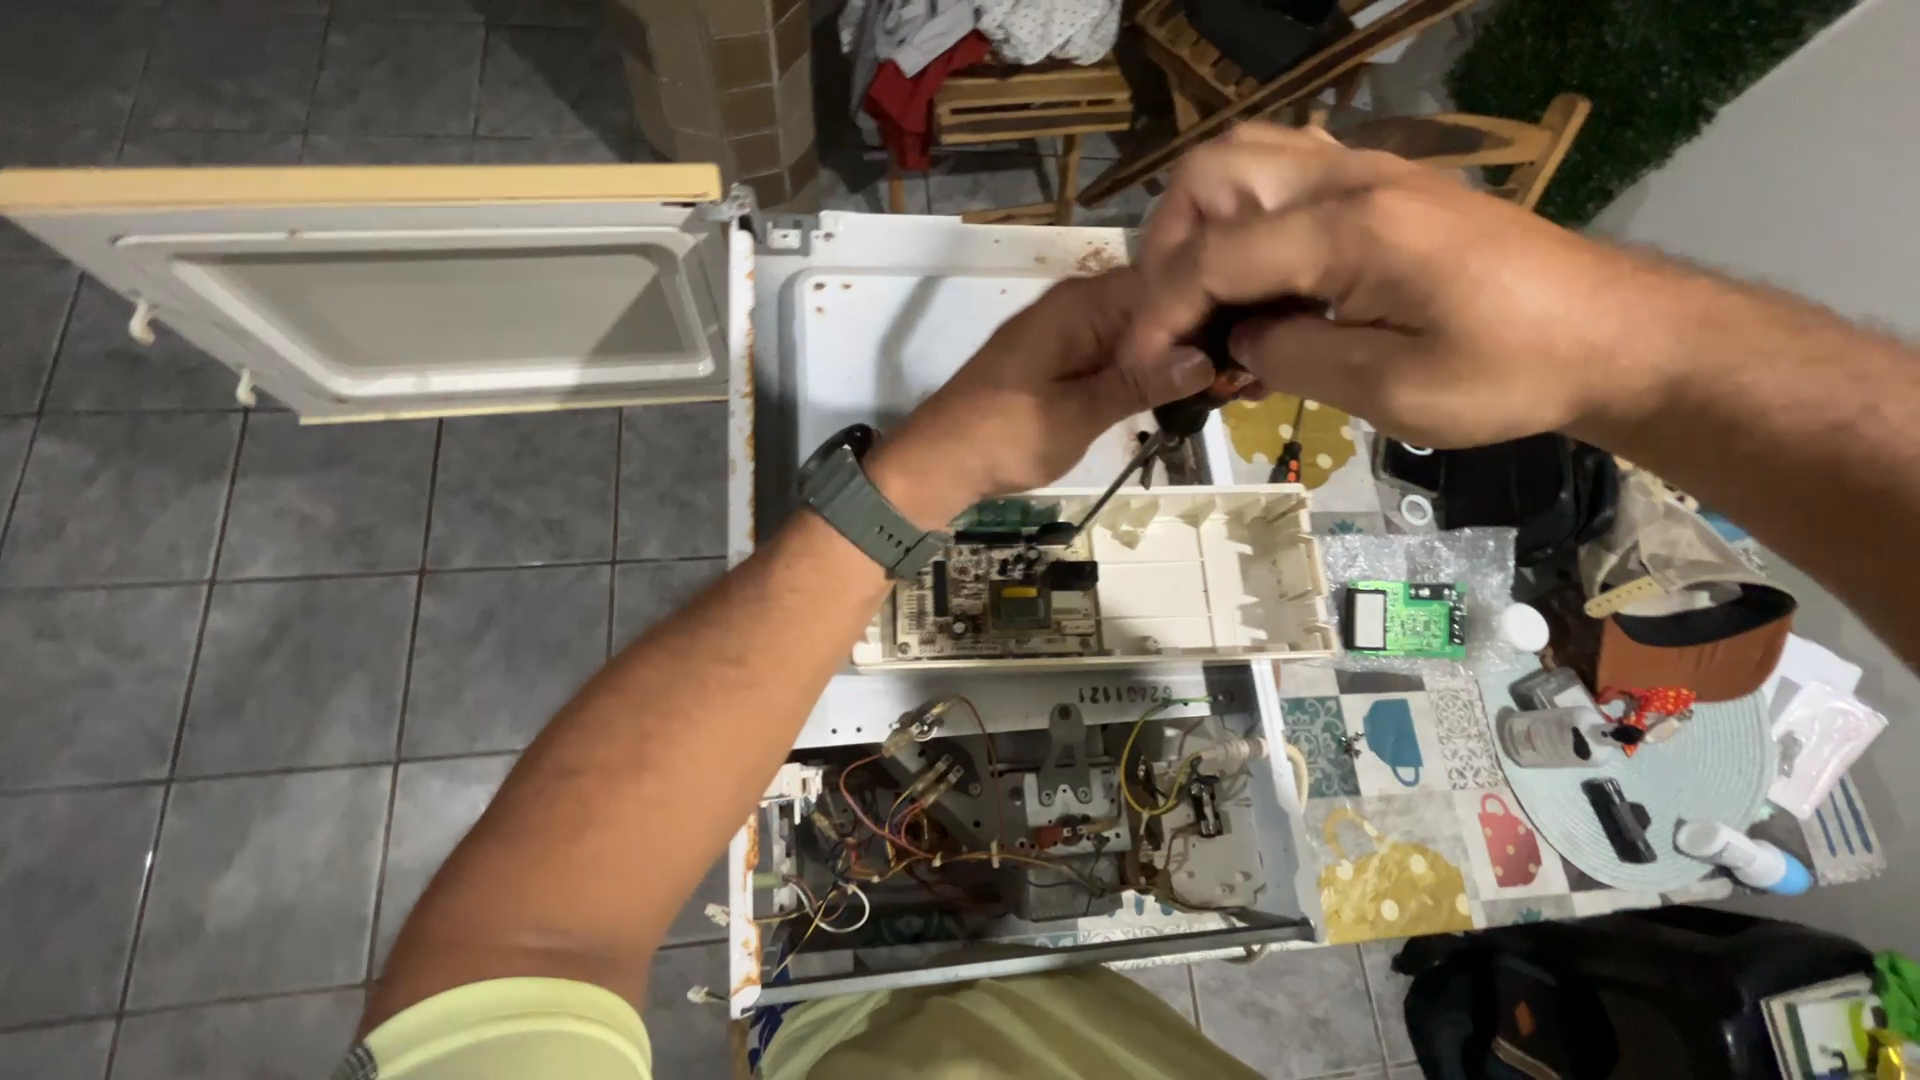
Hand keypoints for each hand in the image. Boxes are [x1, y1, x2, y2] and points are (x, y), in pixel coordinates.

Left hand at [868, 270, 1214, 528]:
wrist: (939, 461)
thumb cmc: (1005, 434)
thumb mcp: (1078, 412)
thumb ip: (1140, 383)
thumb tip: (1205, 356)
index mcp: (1079, 303)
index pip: (1161, 281)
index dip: (1204, 304)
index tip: (1248, 335)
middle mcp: (1075, 305)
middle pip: (1150, 305)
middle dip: (1192, 333)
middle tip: (1242, 368)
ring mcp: (1066, 332)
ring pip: (1133, 332)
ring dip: (1169, 356)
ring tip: (1223, 381)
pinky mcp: (1060, 360)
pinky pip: (1111, 354)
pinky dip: (1139, 371)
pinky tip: (1175, 392)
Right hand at [1128, 123, 1691, 447]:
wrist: (1612, 334)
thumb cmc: (1508, 372)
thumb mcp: (1388, 390)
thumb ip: (1289, 358)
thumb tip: (1233, 341)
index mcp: (1351, 229)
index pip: (1213, 257)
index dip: (1159, 313)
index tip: (1138, 365)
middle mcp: (1349, 179)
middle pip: (1212, 173)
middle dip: (1168, 248)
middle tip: (1174, 319)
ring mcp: (1367, 173)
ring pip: (1243, 161)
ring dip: (1201, 227)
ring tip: (1205, 300)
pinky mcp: (1380, 189)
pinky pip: (1282, 179)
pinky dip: (1242, 224)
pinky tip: (1256, 285)